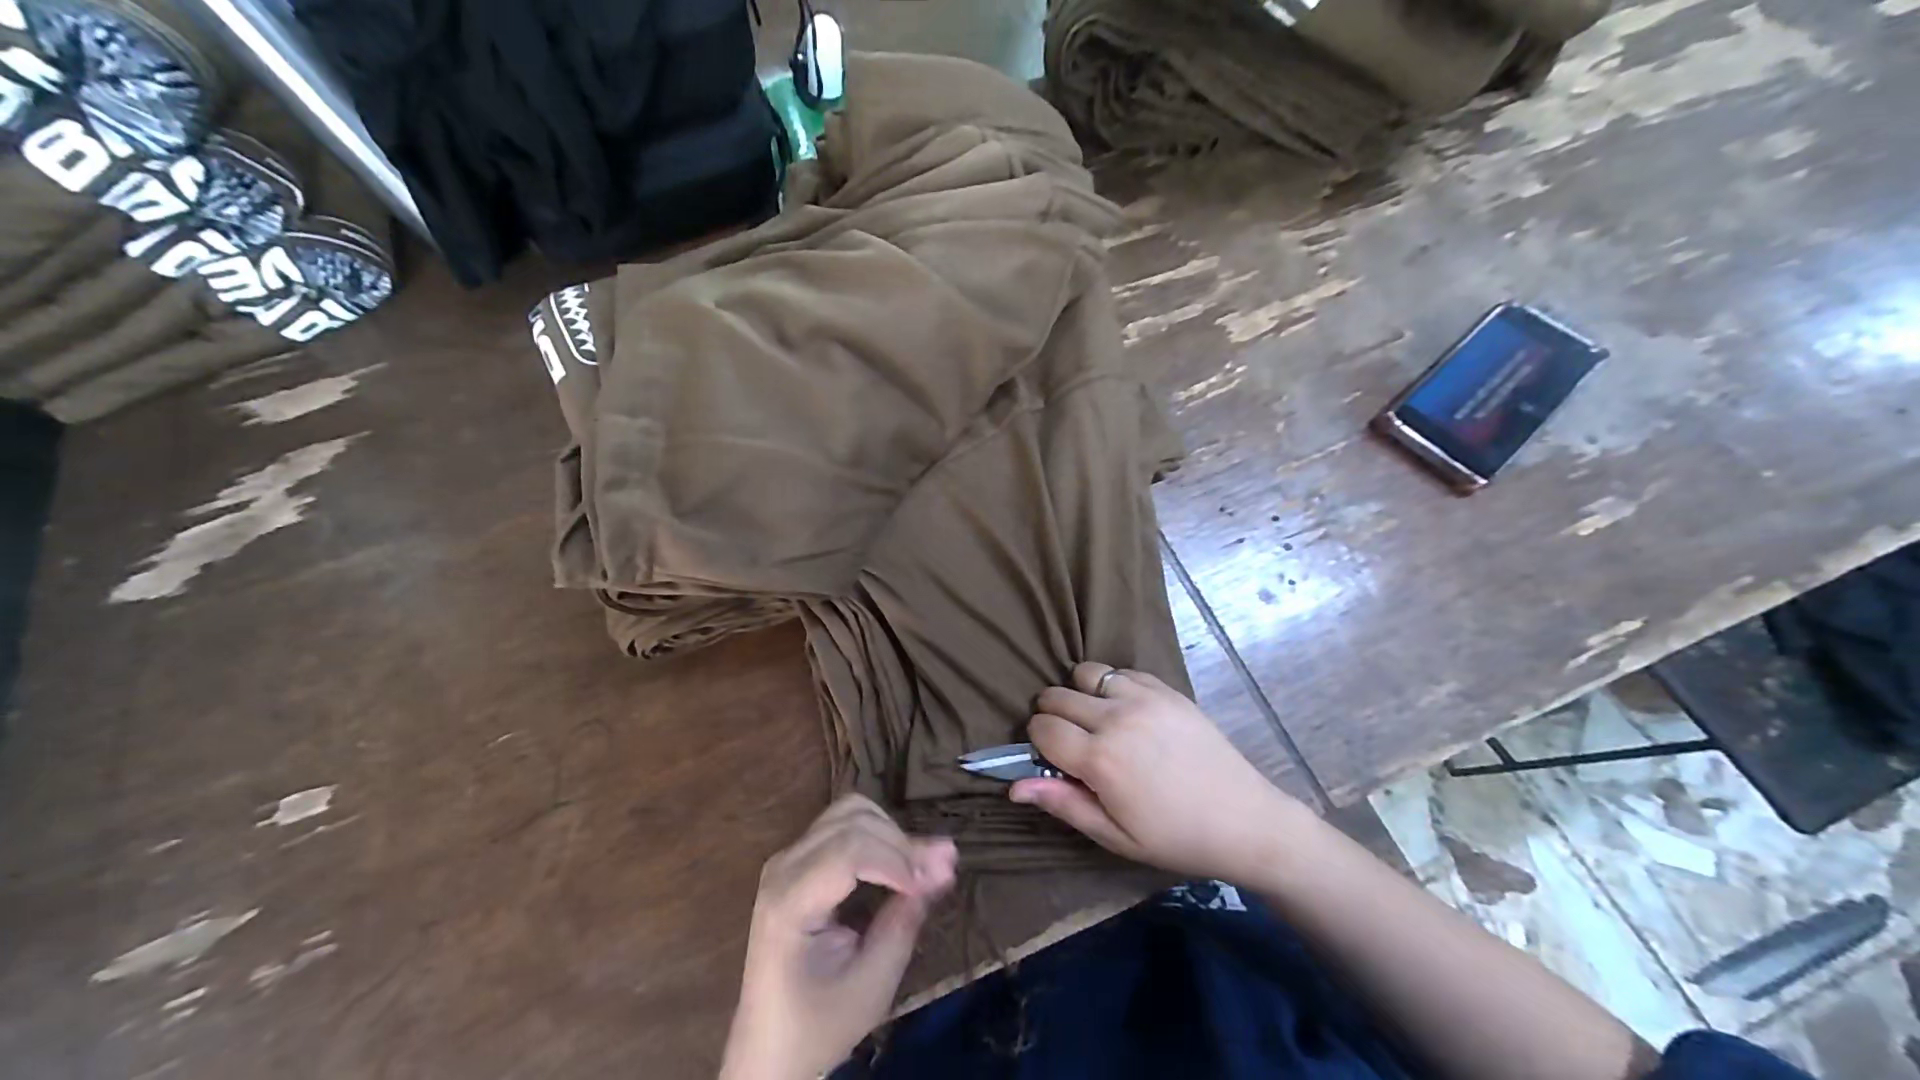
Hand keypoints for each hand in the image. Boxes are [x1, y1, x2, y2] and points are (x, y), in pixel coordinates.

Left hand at [719, 794, 957, 1079]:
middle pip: (853, 822)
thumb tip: (943, 867)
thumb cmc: (818, 1024)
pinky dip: (880, 834)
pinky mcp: (800, 860)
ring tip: (924, 865)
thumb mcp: (870, 985)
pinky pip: (844, 824)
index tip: (936, 882)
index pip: (850, 851)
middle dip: (902, 843)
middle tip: (943, 870)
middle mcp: (783, 867)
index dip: (898, 859)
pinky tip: (903, 859)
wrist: (770, 1046)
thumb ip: (904, 921)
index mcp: (789, 902)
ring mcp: (787, 859)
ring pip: (851, 812)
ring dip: (892, 833)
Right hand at [1011, 661, 1307, 881]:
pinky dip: (1112, 685)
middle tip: (1072, 743)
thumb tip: (1013, 785)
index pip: (1042, 728)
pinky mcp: (1166, 689)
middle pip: (1056, 696)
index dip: (1038, 743)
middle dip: (1052, 716)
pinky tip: (1127, 713)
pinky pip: (1121, 671)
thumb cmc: (1175, 837)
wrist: (1246, 821)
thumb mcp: (1114, 835)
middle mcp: (1116, 718)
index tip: (1052, 759)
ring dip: (1080, 694)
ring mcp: (1144, 698)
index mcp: (1100, 759)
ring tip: (1097, 721)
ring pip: (1085, 673)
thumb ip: (1062, 803)